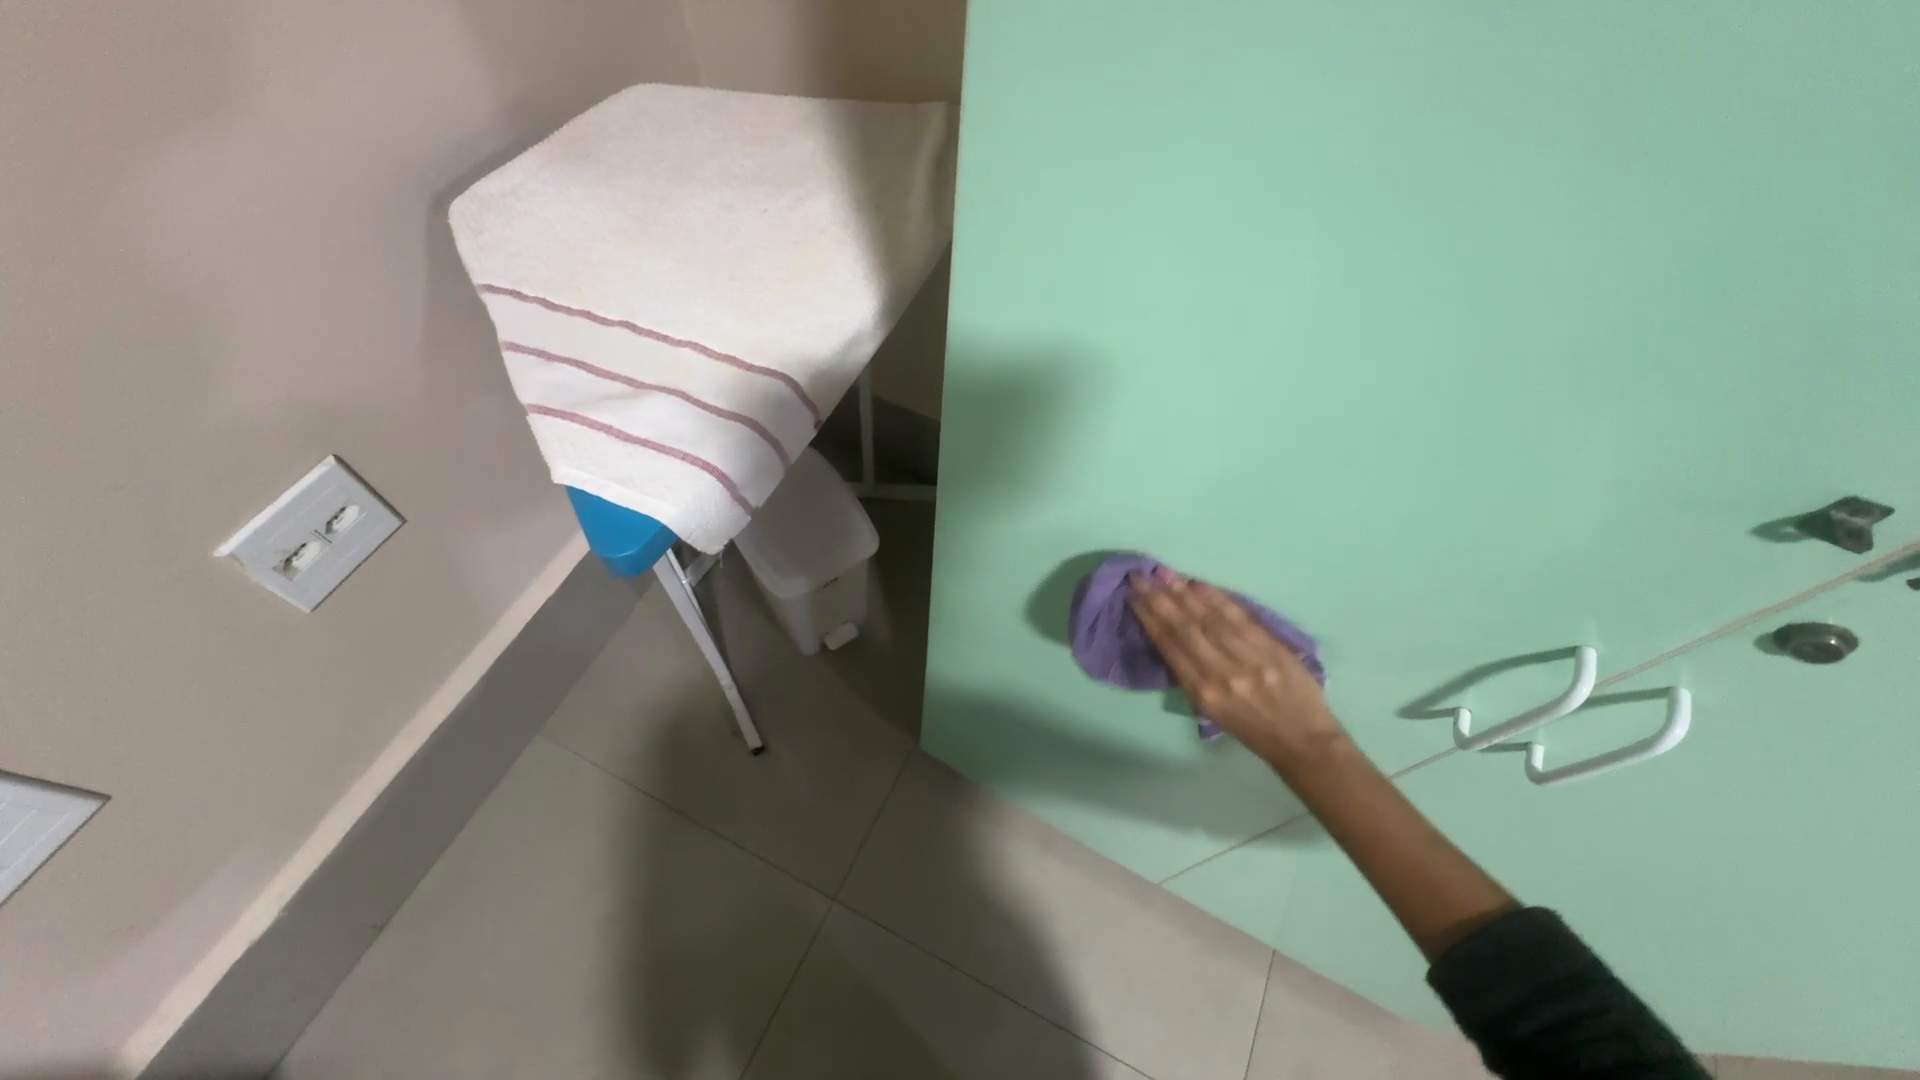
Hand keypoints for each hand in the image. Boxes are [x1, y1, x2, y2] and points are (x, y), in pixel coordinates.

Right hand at [1127, 568, 1344, 763]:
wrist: (1304, 741)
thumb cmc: (1254, 729)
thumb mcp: (1213, 712)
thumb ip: (1194, 677)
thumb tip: (1174, 641)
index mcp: (1202, 692)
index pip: (1170, 647)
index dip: (1149, 619)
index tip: (1133, 597)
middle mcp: (1220, 673)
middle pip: (1184, 628)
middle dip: (1158, 599)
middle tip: (1139, 576)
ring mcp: (1248, 658)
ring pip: (1208, 619)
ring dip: (1182, 593)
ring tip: (1163, 573)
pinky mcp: (1271, 648)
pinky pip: (1239, 618)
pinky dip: (1217, 599)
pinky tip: (1199, 584)